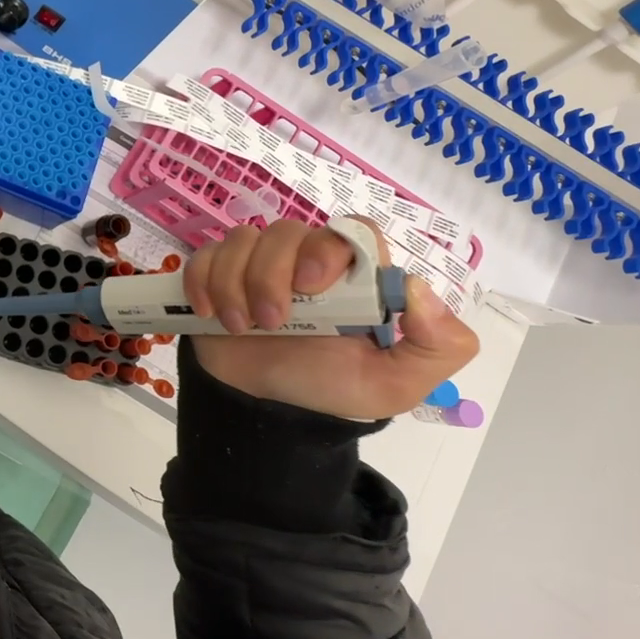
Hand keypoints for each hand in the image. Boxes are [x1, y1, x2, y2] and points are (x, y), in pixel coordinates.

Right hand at [182, 220, 477, 418]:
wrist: (263, 407)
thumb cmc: (327, 386)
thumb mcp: (396, 382)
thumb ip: (437, 345)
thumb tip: (419, 291)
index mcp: (353, 276)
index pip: (351, 231)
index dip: (327, 248)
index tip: (311, 286)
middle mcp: (305, 258)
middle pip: (286, 231)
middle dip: (270, 275)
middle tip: (271, 321)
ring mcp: (256, 261)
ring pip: (241, 240)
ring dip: (233, 285)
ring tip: (241, 327)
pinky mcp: (215, 269)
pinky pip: (203, 256)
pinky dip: (202, 284)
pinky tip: (208, 314)